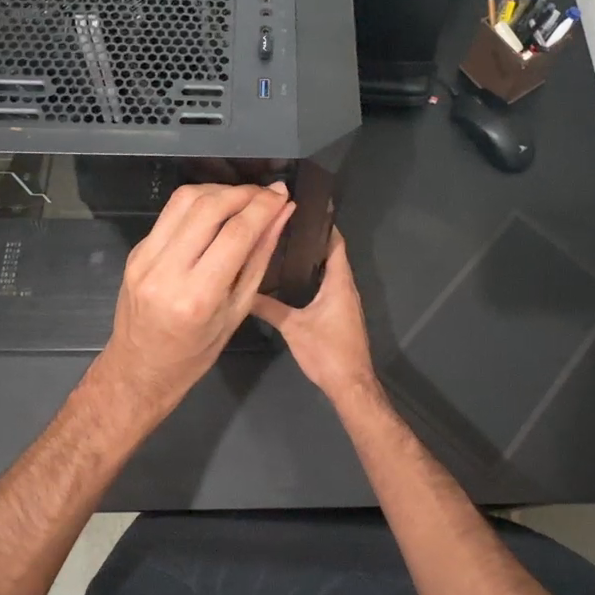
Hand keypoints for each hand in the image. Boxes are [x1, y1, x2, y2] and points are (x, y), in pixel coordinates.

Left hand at [103, 182, 294, 402]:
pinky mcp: (136, 251)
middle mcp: (166, 272)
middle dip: (243, 193)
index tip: (282, 194)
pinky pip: (170, 213)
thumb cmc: (196, 353)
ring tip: (243, 198)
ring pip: (184, 200)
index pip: (236, 234)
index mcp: (198, 297)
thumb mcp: (237, 312)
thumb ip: (259, 258)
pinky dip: (198, 204)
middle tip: (266, 193)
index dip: (263, 207)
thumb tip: (281, 215)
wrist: (139, 369)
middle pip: (208, 207)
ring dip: (219, 190)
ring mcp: (145, 258)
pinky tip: (216, 211)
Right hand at [251, 230, 375, 401]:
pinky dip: (316, 279)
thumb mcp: (292, 327)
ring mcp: (348, 303)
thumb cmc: (326, 350)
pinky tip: (295, 283)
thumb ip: (269, 308)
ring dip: (314, 261)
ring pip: (332, 273)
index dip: (324, 225)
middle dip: (313, 241)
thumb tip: (244, 292)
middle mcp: (348, 287)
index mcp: (340, 282)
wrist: (350, 384)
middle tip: (286, 229)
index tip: (305, 211)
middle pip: (333, 256)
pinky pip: (331, 288)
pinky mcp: (344, 316)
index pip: (336, 243)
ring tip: (286, 251)